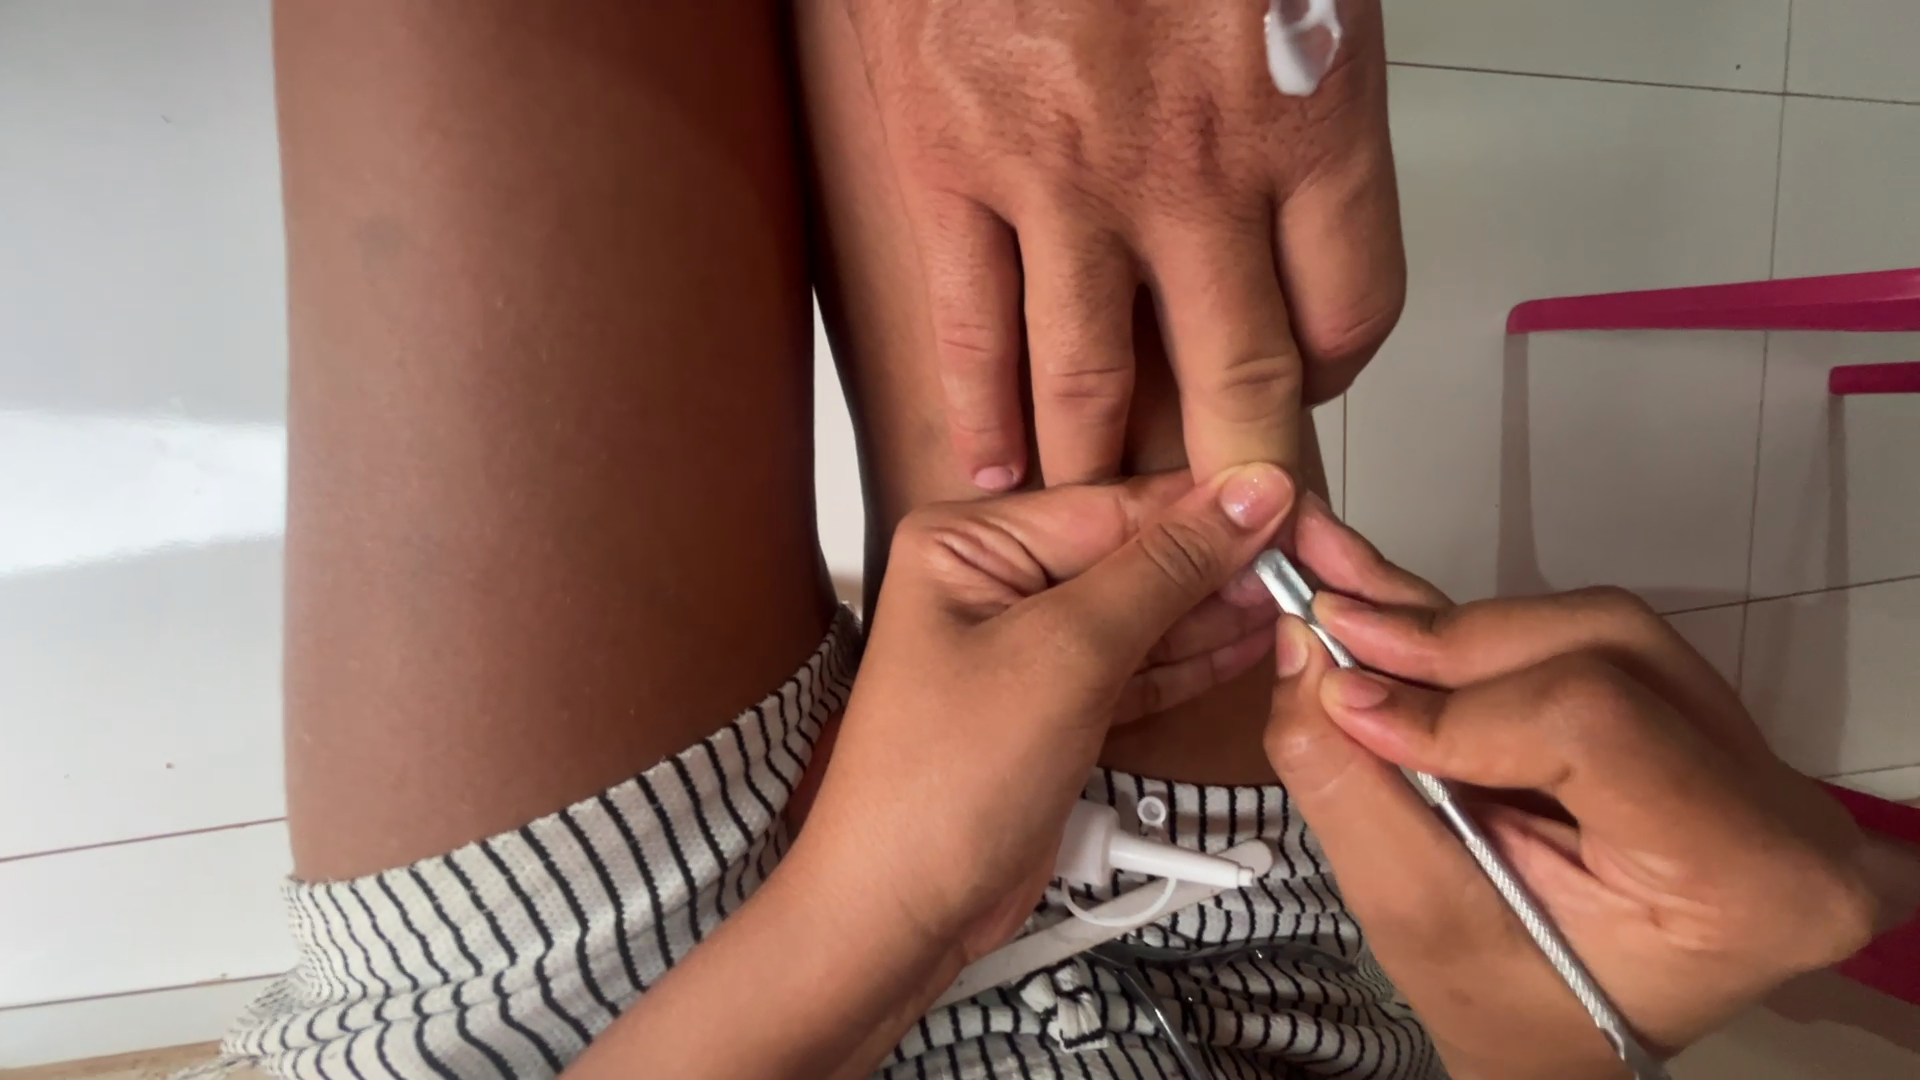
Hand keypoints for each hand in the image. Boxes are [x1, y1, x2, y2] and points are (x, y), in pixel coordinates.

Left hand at [798, 463, 1294, 962]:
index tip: (1289, 503)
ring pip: (1137, 613)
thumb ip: (1161, 570)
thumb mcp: (1066, 652)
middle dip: (1212, 566)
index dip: (1204, 509)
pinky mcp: (1054, 700)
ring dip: (1210, 612)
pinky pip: (1132, 665)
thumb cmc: (945, 778)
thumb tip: (1243, 495)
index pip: (1108, 506)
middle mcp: (992, 582)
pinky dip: (1186, 660)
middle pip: (1126, 557)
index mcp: (967, 542)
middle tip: (1303, 564)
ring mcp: (1025, 644)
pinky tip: (1245, 642)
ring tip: (1290, 599)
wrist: (904, 909)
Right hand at [841, 0, 1402, 489]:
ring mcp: (1062, 183)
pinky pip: (974, 332)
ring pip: (1089, 381)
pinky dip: (983, 415)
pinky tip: (994, 468)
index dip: (1324, 386)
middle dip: (1230, 475)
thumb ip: (1304, 115)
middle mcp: (1188, 170)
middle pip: (1233, 378)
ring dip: (1095, 466)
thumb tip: (1281, 243)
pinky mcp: (953, 174)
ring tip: (1090, 511)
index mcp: (1300, 111)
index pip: (1345, 310)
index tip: (1297, 407)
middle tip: (1225, 539)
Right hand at [1257, 498, 1895, 1077]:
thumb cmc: (1491, 996)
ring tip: (1338, 609)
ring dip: (1439, 624)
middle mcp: (1770, 795)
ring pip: (1574, 624)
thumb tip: (1301, 644)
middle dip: (1441, 641)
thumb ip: (1340, 775)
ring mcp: (1730, 743)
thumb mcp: (1403, 905)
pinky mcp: (1668, 710)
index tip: (1343, 704)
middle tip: (1330, 626)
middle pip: (1597, 647)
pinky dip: (1450, 613)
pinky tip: (1370, 581)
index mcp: (1746, 877)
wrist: (1544, 1018)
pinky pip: (1556, 634)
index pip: (1593, 725)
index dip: (1452, 706)